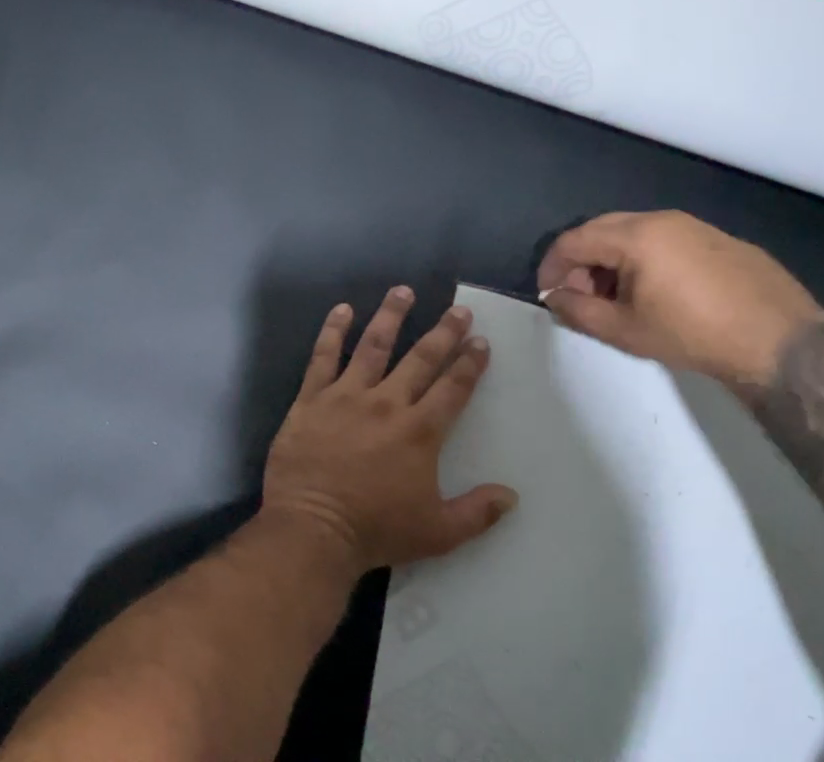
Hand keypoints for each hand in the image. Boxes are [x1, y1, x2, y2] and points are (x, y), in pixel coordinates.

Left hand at [260, 287, 517, 573]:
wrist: (313, 527)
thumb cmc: (377, 530)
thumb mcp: (438, 532)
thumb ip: (478, 512)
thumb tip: (512, 495)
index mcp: (419, 432)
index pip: (452, 389)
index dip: (469, 364)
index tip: (480, 342)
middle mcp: (386, 404)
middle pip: (419, 360)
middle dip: (442, 333)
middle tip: (458, 310)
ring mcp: (345, 397)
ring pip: (372, 346)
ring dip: (390, 317)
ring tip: (403, 291)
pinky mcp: (311, 399)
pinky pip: (322, 357)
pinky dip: (333, 331)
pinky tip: (342, 310)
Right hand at [536, 210, 823, 385]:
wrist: (782, 345)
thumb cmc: (694, 335)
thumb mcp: (625, 330)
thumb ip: (578, 310)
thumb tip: (555, 297)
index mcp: (636, 236)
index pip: (574, 240)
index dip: (552, 266)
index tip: (548, 293)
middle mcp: (664, 219)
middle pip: (603, 230)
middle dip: (582, 261)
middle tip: (580, 296)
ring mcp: (698, 227)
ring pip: (636, 233)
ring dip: (613, 260)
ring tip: (617, 298)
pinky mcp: (723, 241)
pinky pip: (668, 240)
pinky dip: (647, 259)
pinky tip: (658, 293)